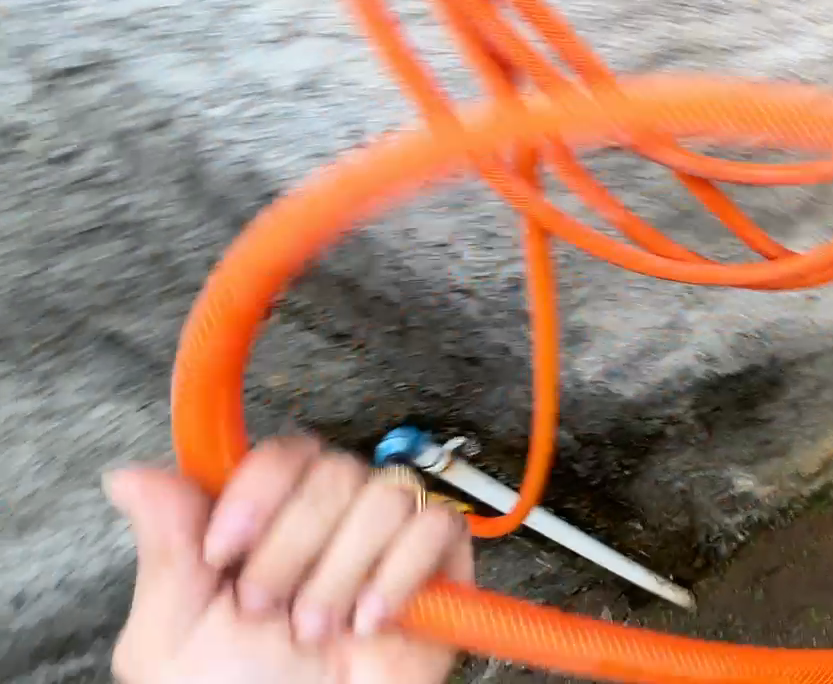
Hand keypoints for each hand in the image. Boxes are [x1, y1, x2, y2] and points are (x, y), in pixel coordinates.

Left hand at [107, 436, 472, 683]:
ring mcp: (396, 527)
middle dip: (295, 550)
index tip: (225, 553)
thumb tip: (132, 475)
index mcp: (275, 520)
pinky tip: (372, 619)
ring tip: (321, 628)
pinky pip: (435, 523)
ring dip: (342, 574)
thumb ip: (169, 549)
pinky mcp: (443, 549)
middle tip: (273, 609)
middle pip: (338, 470)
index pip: (287, 453)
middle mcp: (337, 513)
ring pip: (387, 495)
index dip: (260, 491)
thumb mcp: (174, 636)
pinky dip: (397, 576)